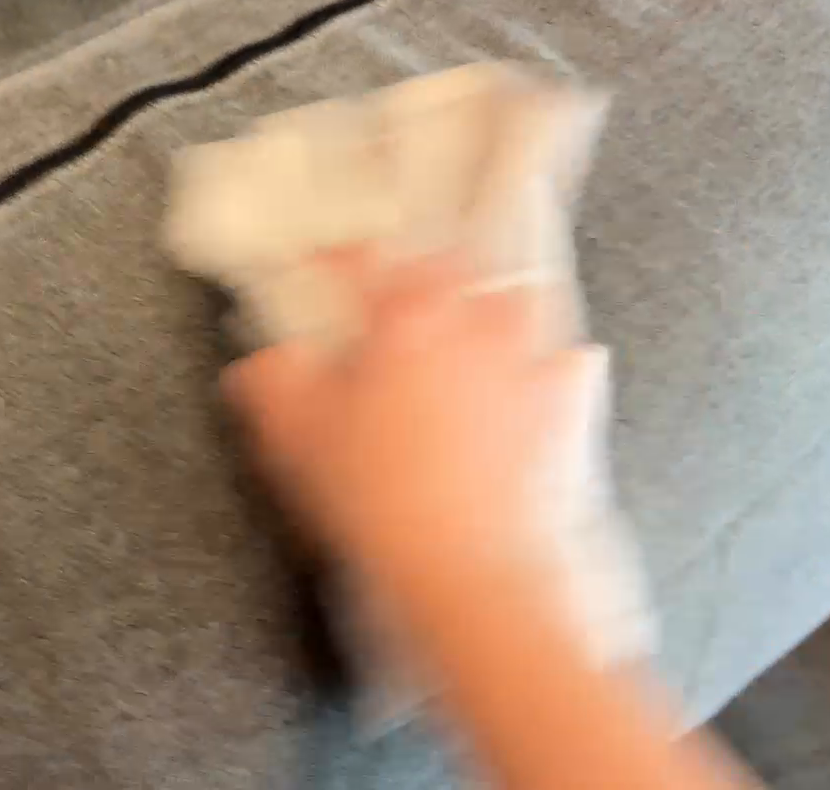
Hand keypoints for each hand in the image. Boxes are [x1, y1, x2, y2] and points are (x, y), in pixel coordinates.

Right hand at [224, 251, 607, 599]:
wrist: (475, 574)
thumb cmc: (388, 501)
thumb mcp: (298, 437)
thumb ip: (273, 385)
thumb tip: (259, 364)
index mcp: (404, 326)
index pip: (362, 262)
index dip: (333, 256)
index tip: (318, 263)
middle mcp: (470, 332)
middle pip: (452, 263)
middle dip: (422, 261)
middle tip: (401, 275)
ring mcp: (525, 370)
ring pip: (518, 301)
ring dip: (491, 296)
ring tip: (473, 303)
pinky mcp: (564, 416)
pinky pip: (571, 366)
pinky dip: (557, 360)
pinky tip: (549, 364)